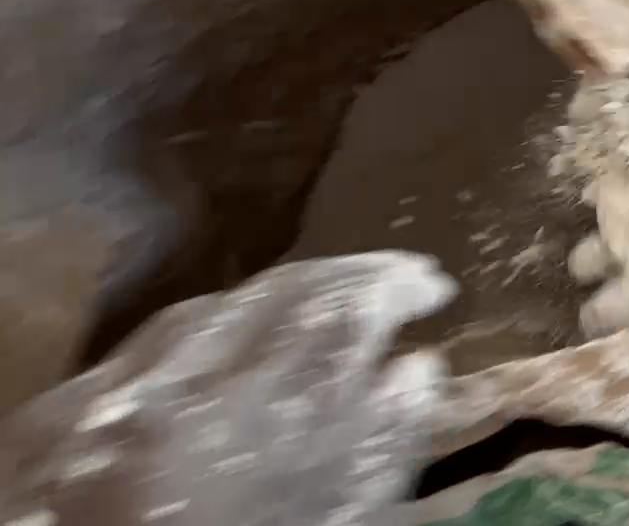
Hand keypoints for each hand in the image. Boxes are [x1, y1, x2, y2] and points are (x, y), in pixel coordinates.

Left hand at [0, 253, 453, 525]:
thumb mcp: (349, 497)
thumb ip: (393, 424)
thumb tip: (415, 360)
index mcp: (269, 411)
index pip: (352, 308)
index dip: (401, 284)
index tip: (436, 286)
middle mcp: (188, 388)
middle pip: (284, 291)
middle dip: (353, 273)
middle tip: (399, 272)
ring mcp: (111, 399)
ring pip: (214, 306)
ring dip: (284, 291)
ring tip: (327, 292)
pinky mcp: (53, 418)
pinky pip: (146, 344)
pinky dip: (207, 327)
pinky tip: (237, 334)